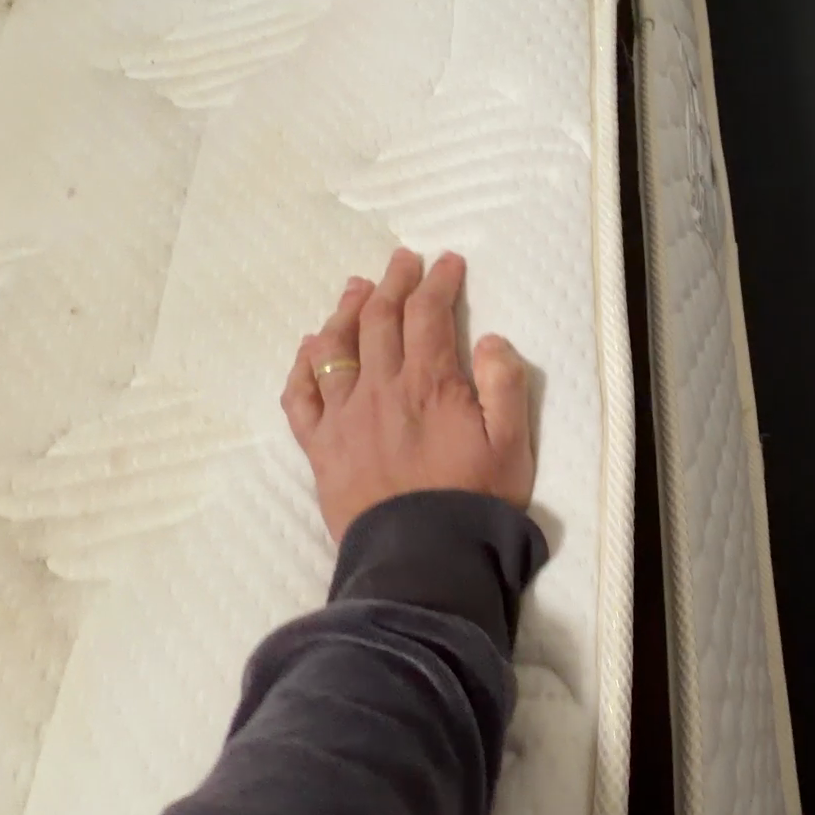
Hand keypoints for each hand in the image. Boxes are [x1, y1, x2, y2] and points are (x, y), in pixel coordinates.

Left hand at [280, 248, 534, 541]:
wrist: (425, 554)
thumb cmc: (477, 497)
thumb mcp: (514, 443)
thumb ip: (505, 385)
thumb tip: (490, 339)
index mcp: (430, 384)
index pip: (429, 316)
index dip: (438, 283)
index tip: (447, 262)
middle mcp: (381, 388)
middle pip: (381, 320)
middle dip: (394, 283)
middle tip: (402, 260)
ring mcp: (344, 416)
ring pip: (336, 347)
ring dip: (347, 311)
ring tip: (356, 289)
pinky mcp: (321, 445)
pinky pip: (301, 395)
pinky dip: (303, 364)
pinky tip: (310, 348)